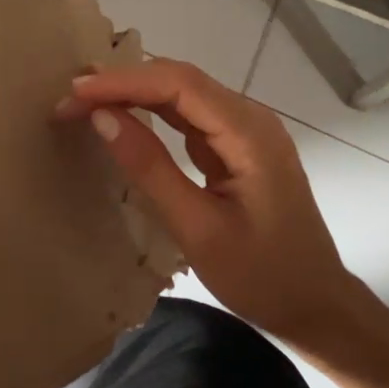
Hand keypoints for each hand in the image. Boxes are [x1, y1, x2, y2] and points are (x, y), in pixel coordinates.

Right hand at [54, 58, 357, 343]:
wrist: (318, 307)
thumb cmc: (262, 276)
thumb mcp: (198, 229)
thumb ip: (150, 168)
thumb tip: (101, 117)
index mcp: (248, 133)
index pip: (176, 84)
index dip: (122, 81)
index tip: (75, 90)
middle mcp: (250, 118)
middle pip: (178, 79)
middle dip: (122, 82)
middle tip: (70, 96)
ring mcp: (246, 130)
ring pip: (182, 92)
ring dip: (133, 92)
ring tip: (84, 100)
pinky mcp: (237, 145)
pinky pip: (189, 113)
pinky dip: (151, 110)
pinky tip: (122, 115)